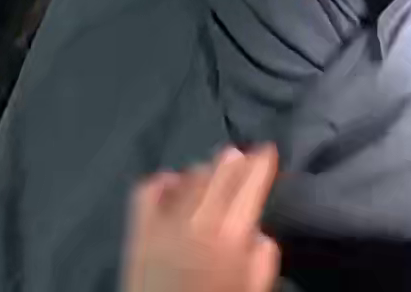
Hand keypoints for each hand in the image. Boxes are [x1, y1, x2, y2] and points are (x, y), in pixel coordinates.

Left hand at [123, 145, 281, 291]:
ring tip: (213, 173)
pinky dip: (164, 181)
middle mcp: (201, 218)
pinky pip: (150, 189)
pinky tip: (172, 182)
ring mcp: (168, 221)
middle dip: (237, 159)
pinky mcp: (142, 230)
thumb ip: (263, 259)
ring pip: (192, 174)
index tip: (268, 151)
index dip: (263, 160)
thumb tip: (260, 233)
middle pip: (222, 169)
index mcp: (233, 234)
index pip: (252, 180)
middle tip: (244, 157)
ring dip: (207, 169)